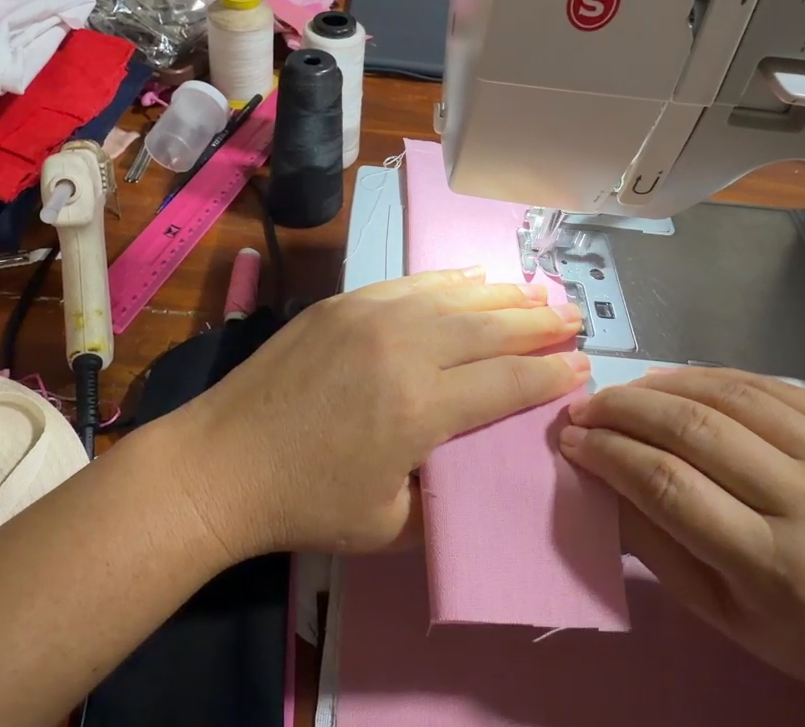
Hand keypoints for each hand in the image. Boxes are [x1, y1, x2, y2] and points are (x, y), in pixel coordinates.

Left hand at [172, 268, 588, 559]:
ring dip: (503, 296)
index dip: (551, 373)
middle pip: (491, 328)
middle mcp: (405, 349)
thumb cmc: (305, 505)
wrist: (222, 463)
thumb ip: (445, 495)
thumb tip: (475, 463)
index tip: (582, 365)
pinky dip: (450, 280)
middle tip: (575, 318)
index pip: (508, 381)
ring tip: (538, 295)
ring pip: (455, 296)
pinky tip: (474, 278)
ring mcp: (371, 316)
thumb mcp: (389, 526)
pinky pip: (412, 283)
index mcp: (422, 409)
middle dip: (541, 323)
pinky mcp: (343, 303)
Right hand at [559, 367, 804, 714]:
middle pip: (697, 430)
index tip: (570, 438)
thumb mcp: (716, 611)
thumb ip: (651, 539)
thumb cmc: (804, 633)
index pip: (669, 485)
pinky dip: (713, 378)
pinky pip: (771, 387)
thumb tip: (593, 472)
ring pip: (732, 395)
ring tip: (625, 390)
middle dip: (625, 409)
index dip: (609, 452)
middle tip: (586, 405)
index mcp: (776, 567)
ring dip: (663, 384)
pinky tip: (678, 384)